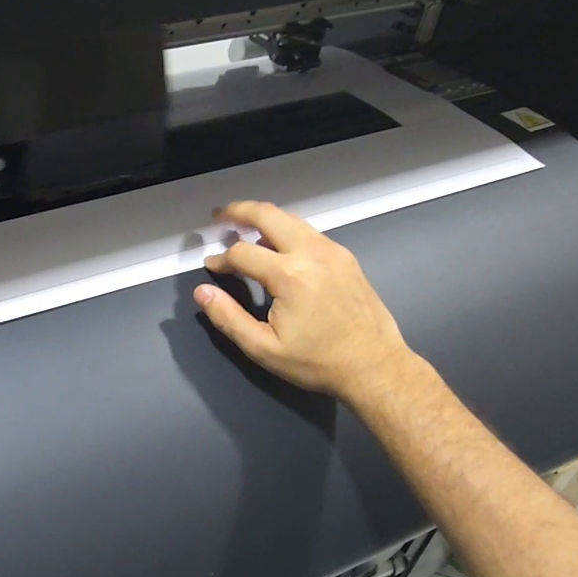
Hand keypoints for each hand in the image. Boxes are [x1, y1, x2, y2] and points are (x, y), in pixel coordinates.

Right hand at [193, 201, 421, 406]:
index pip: (242, 253)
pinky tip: (278, 244)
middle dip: (239, 211)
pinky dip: (287, 229)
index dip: (221, 259)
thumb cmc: (317, 362)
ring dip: (264, 218)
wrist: (374, 365)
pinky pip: (309, 232)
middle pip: (268, 215)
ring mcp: (332, 252)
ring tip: (244, 225)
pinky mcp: (345, 258)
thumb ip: (228, 318)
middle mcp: (311, 254)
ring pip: (291, 219)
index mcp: (289, 276)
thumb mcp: (264, 348)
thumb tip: (203, 293)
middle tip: (219, 215)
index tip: (211, 266)